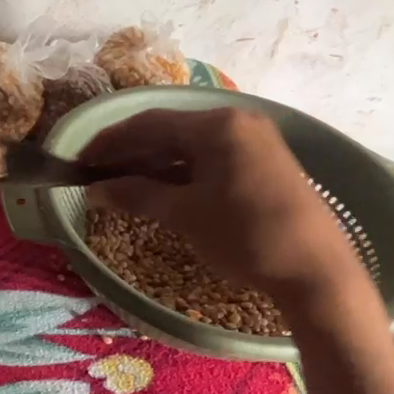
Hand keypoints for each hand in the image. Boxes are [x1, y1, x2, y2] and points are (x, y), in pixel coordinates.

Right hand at [80, 107, 362, 306]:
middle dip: (128, 152)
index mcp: (216, 125)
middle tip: (94, 174)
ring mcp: (253, 142)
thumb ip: (134, 194)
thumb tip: (94, 190)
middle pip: (168, 131)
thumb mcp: (182, 214)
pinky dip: (178, 172)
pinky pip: (208, 158)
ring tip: (117, 184)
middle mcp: (236, 122)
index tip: (78, 162)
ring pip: (188, 145)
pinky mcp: (261, 164)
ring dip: (151, 163)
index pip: (148, 123)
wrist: (315, 272)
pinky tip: (155, 190)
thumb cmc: (244, 236)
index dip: (108, 142)